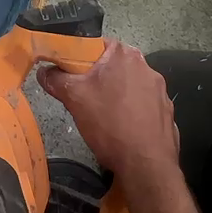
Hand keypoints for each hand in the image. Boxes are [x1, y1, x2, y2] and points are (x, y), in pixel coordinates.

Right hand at [37, 39, 178, 176]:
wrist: (146, 168)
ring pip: (130, 87)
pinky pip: (145, 107)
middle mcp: (147, 67)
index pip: (97, 45)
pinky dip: (134, 114)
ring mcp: (161, 91)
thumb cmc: (109, 124)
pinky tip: (124, 131)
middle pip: (114, 66)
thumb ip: (56, 79)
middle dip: (100, 79)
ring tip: (105, 118)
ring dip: (118, 96)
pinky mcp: (168, 114)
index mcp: (124, 54)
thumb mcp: (74, 98)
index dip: (82, 58)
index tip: (73, 75)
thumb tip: (44, 72)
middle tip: (85, 97)